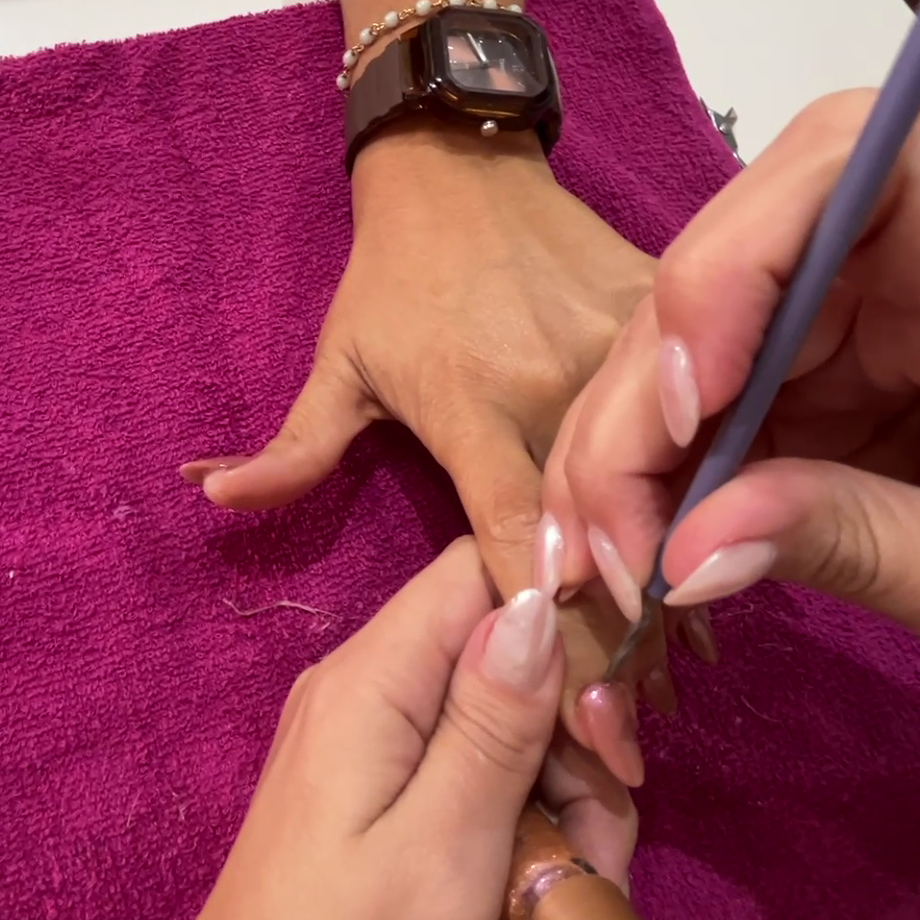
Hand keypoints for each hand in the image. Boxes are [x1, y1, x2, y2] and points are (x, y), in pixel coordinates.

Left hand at [180, 121, 666, 789]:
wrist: (457, 176)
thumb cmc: (389, 280)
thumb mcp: (336, 365)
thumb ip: (290, 448)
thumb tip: (208, 496)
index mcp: (469, 405)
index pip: (515, 537)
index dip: (546, 631)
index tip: (572, 723)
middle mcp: (554, 385)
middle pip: (602, 533)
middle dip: (618, 640)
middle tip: (624, 743)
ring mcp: (622, 351)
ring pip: (669, 486)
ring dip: (673, 583)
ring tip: (671, 677)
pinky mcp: (663, 324)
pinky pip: (699, 422)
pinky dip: (705, 493)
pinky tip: (710, 559)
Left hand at [194, 538, 629, 919]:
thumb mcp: (439, 848)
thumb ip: (490, 723)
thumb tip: (534, 600)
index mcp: (369, 676)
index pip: (471, 573)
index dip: (554, 611)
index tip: (610, 706)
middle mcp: (361, 679)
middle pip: (493, 650)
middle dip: (563, 730)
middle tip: (595, 834)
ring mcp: (364, 724)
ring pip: (492, 709)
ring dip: (551, 783)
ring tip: (570, 873)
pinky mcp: (372, 767)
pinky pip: (460, 752)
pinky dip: (511, 802)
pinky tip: (530, 872)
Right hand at [542, 91, 919, 714]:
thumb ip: (877, 553)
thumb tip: (681, 556)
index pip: (841, 169)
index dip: (732, 261)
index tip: (692, 405)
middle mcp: (903, 274)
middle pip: (707, 286)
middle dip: (637, 414)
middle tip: (617, 545)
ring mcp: (834, 329)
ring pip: (669, 351)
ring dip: (617, 453)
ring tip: (612, 561)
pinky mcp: (791, 383)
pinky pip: (681, 408)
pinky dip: (639, 475)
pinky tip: (630, 541)